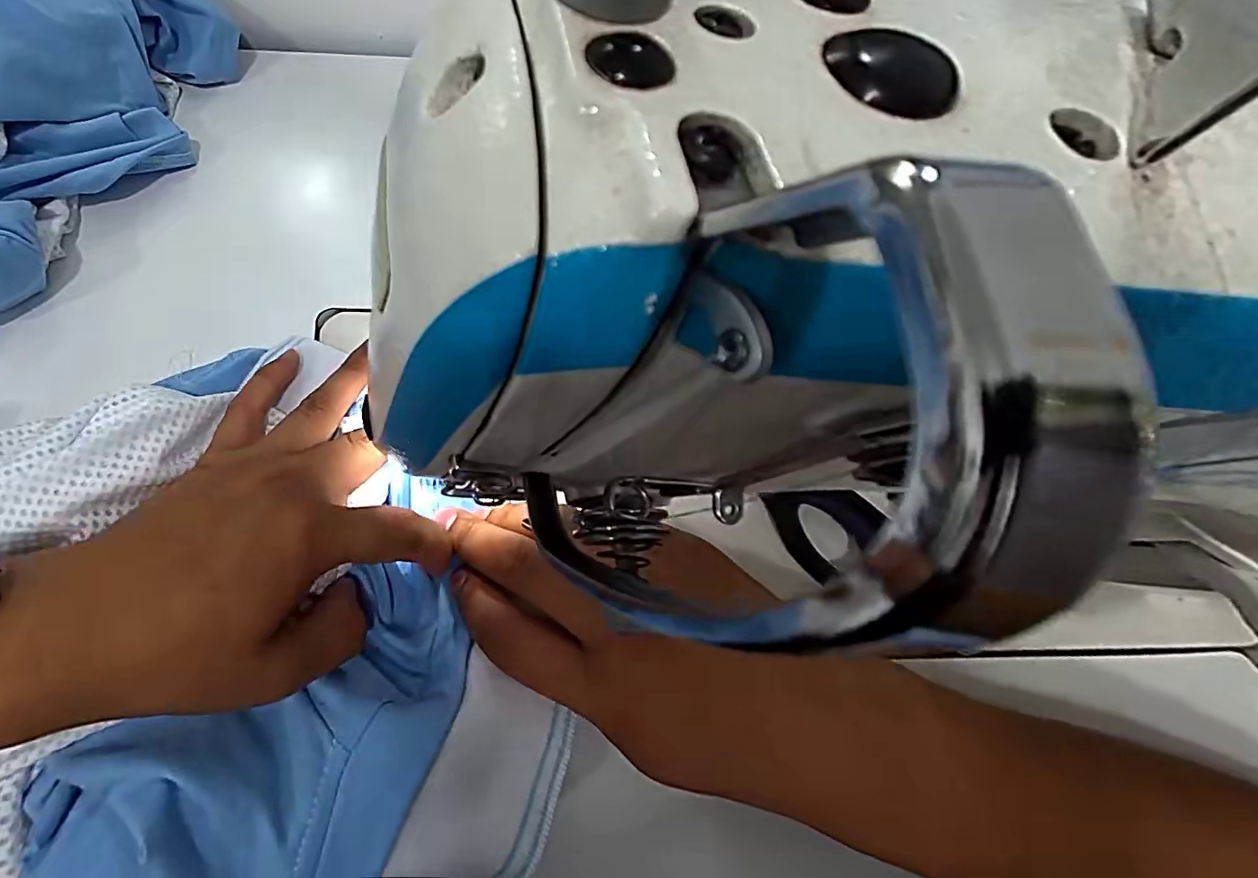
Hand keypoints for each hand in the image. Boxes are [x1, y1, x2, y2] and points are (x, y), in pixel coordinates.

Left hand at [0, 347, 453, 754]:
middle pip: (363, 452)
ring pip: (316, 411)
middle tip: (432, 439)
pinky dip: (271, 379)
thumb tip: (358, 595)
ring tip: (383, 350)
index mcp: (311, 535)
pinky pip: (249, 407)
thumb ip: (335, 633)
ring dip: (353, 382)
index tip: (445, 556)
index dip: (428, 542)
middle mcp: (290, 484)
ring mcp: (251, 463)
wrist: (83, 625)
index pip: (392, 531)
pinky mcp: (216, 460)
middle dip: (402, 447)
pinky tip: (292, 358)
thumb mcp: (271, 672)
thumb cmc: (179, 656)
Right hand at [446, 506, 781, 800]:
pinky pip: (590, 523)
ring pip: (553, 532)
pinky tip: (543, 525)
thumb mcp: (619, 725)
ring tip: (485, 524)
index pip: (507, 630)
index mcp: (601, 683)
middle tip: (451, 534)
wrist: (806, 705)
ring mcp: (646, 568)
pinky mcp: (667, 540)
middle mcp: (619, 618)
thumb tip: (507, 611)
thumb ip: (557, 666)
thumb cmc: (710, 736)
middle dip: (476, 543)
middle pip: (522, 564)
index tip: (453, 577)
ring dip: (509, 523)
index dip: (471, 598)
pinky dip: (554, 521)